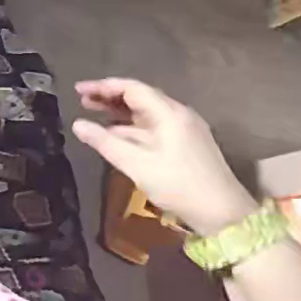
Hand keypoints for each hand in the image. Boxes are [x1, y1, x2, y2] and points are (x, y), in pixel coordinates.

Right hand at [71, 78, 257, 235]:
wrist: (222, 213)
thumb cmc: (178, 185)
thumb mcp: (136, 164)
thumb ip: (105, 142)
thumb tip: (77, 124)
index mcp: (168, 112)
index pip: (131, 88)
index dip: (103, 86)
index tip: (79, 89)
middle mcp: (177, 114)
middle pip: (139, 97)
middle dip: (109, 97)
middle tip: (82, 100)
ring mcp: (183, 128)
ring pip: (145, 112)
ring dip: (119, 111)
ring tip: (93, 113)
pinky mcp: (185, 142)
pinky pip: (152, 125)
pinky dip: (131, 125)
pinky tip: (115, 134)